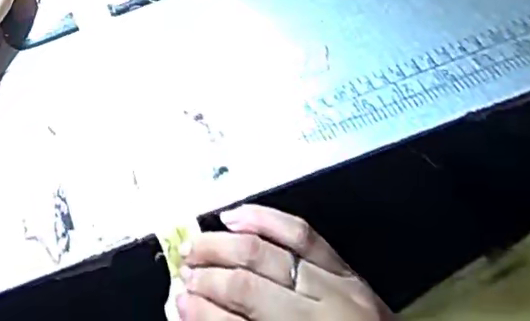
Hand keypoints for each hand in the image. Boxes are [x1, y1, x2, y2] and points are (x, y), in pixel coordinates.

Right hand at [176, 205, 393, 320]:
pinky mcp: (349, 272)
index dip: (205, 312)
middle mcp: (328, 318)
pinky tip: (232, 218)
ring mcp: (341, 290)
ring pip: (265, 252)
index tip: (180, 303)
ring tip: (195, 249)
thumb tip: (191, 309)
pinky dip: (262, 219)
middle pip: (248, 286)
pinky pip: (301, 232)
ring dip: (220, 247)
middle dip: (207, 278)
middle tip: (183, 274)